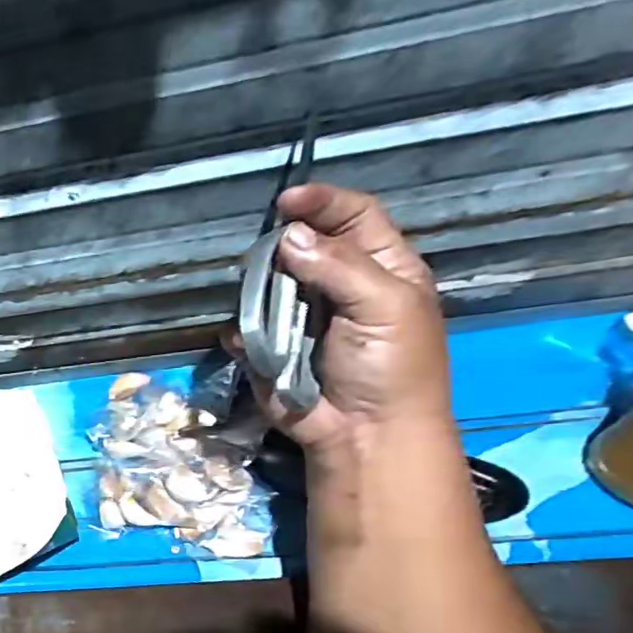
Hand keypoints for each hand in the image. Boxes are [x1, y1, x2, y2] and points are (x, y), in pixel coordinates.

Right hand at [248, 183, 453, 452]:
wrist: (362, 432)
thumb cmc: (392, 366)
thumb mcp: (383, 306)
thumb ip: (338, 267)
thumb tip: (288, 236)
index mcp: (381, 267)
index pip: (353, 217)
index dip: (323, 203)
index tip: (286, 200)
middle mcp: (336, 286)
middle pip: (302, 248)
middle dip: (279, 247)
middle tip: (260, 254)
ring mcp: (298, 319)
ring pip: (267, 286)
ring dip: (256, 289)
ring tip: (253, 299)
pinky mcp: (267, 348)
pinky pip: (244, 329)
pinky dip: (240, 332)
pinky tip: (246, 340)